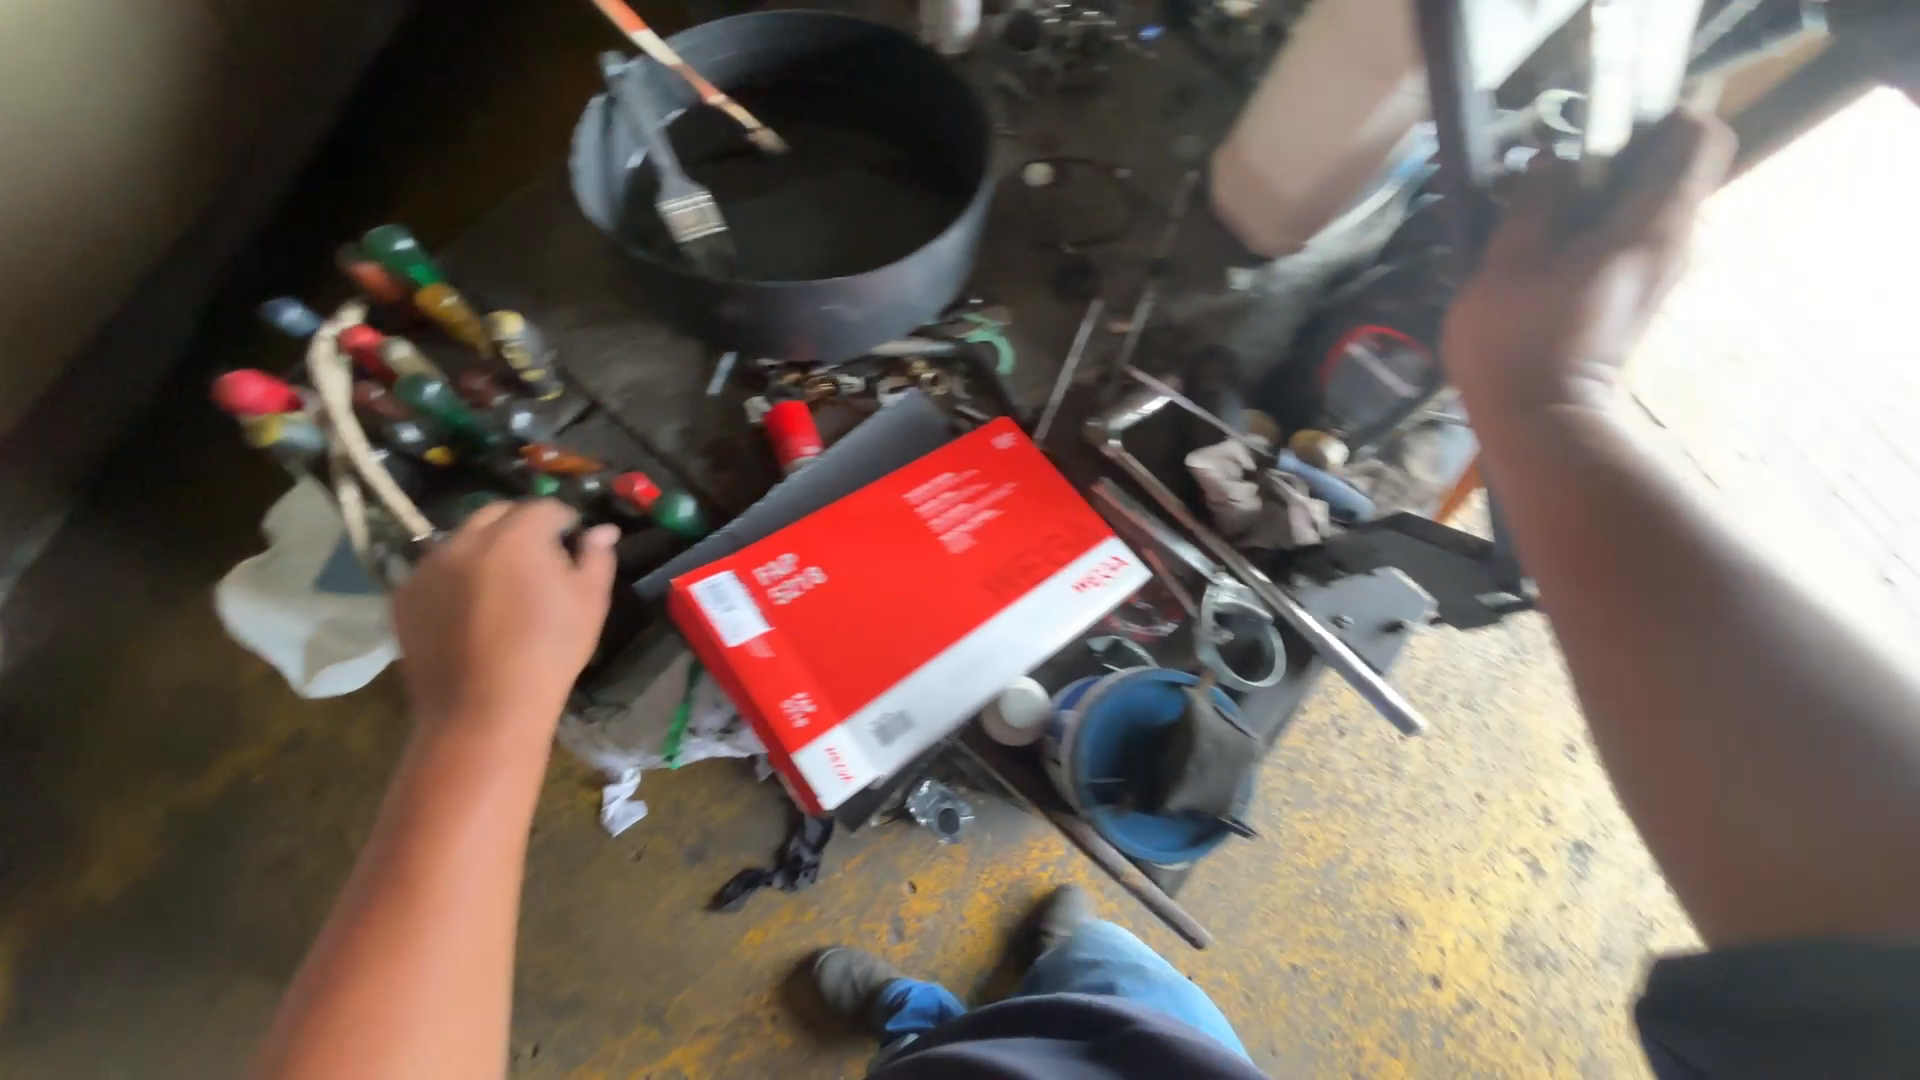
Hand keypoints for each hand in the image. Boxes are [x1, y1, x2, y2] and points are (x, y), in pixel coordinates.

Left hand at [391, 500, 618, 742]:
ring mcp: (428, 566)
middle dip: (521, 527)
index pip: (545, 507)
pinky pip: (435, 572)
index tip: (572, 545)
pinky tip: (470, 610)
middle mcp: (465, 539)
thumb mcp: (590, 602)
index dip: (565, 522)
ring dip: (485, 550)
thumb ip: (597, 556)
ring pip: (462, 540)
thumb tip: (602, 530)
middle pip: (497, 514)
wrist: (485, 707)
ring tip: (500, 587)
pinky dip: (455, 578)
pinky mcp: (404, 595)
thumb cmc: (550, 650)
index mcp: (517, 536)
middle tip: (538, 562)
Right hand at [1442, 108, 1735, 421]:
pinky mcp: (1632, 299)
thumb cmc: (1514, 342)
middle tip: (1546, 176)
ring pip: (1643, 209)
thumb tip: (1548, 159)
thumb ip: (1531, 207)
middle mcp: (1670, 243)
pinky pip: (1627, 241)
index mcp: (1648, 226)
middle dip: (1614, 161)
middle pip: (1669, 171)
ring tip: (1535, 215)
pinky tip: (1543, 254)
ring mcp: (1655, 275)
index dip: (1653, 120)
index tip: (1594, 132)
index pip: (1695, 137)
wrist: (1535, 418)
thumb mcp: (1504, 268)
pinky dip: (1593, 233)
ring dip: (1595, 200)